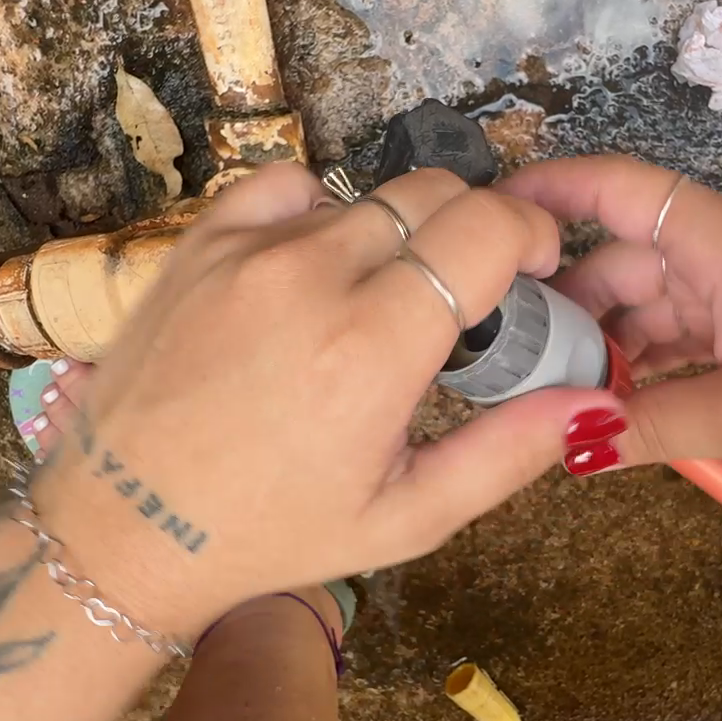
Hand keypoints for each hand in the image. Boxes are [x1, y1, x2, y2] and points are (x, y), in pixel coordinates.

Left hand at [28, 163, 623, 639]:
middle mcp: (310, 277)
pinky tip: (323, 269)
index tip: (538, 265)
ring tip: (392, 299)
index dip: (531, 233)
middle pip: (436, 193)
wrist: (127, 530)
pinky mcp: (200, 242)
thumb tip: (594, 405)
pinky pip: (294, 187)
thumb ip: (510, 452)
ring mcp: (247, 249)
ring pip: (370, 195)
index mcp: (373, 348)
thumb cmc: (277, 533)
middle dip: (479, 230)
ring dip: (407, 235)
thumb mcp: (409, 516)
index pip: (485, 229)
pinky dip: (330, 214)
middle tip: (475, 292)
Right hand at [499, 156, 721, 478]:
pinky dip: (651, 368)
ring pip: (652, 307)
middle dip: (568, 305)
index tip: (488, 214)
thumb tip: (566, 445)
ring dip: (610, 347)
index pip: (620, 190)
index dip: (550, 190)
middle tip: (513, 356)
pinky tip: (620, 408)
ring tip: (556, 394)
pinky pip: (686, 339)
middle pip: (623, 261)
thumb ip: (655, 426)